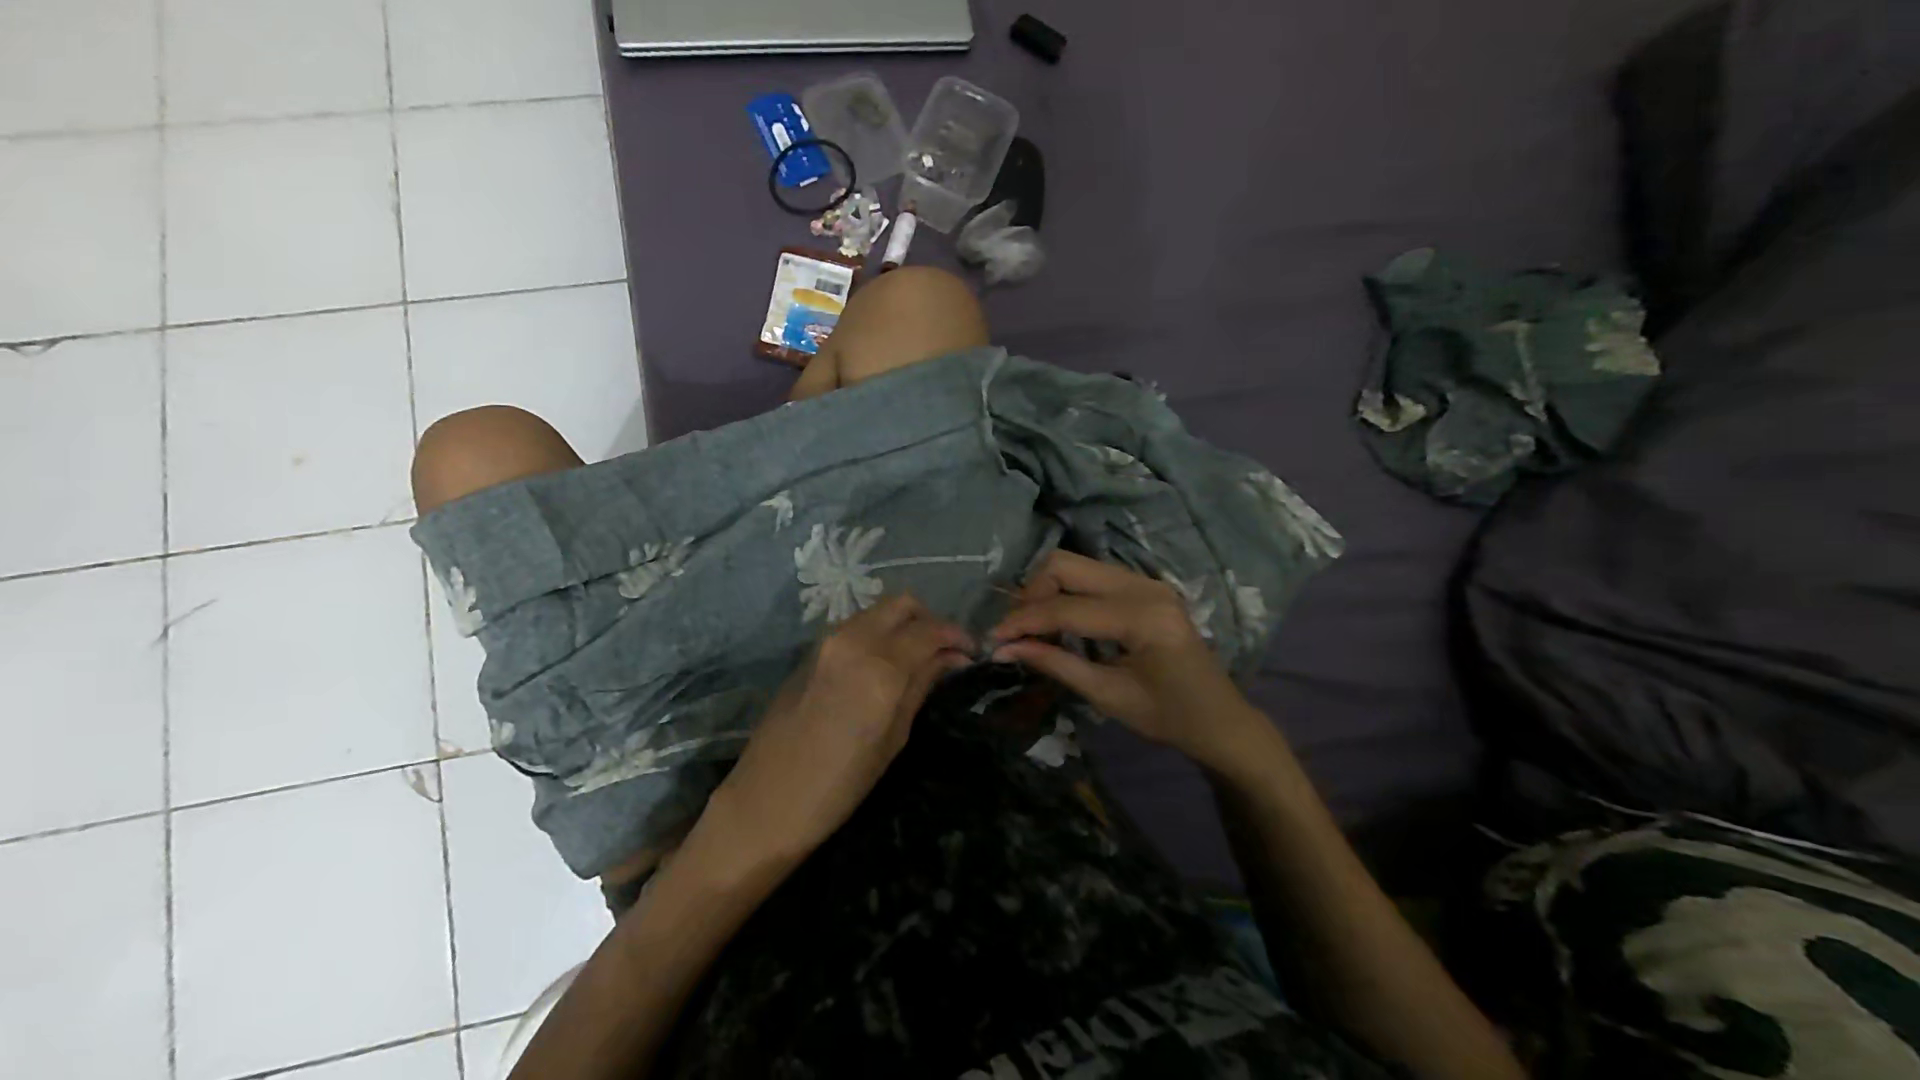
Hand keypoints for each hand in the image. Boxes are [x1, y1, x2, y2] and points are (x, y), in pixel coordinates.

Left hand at [706, 594, 972, 867]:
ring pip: (877, 611)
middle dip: (930, 621)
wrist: (768, 799)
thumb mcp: (894, 738)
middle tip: (945, 651)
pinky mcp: (811, 651)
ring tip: (918, 657)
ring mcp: (828, 642)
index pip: (930, 630)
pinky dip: (879, 633)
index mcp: (880, 667)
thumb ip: (921, 686)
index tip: (972, 652)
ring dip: (903, 624)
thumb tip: (950, 658)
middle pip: (903, 605)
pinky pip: (856, 626)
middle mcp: (854, 640)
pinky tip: (886, 663)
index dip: (957, 636)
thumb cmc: (841, 784)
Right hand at [990, 551, 1270, 772]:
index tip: (993, 638)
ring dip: (1046, 590)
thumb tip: (1005, 649)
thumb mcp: (1107, 696)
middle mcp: (1145, 586)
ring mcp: (1147, 581)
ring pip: (1076, 564)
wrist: (1220, 719)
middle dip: (1031, 593)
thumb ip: (1055, 664)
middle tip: (1015, 629)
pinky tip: (1058, 621)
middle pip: (1066, 564)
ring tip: (1031, 627)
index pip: (1066, 607)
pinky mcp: (1145, 585)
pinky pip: (1092, 575)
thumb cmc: (1168, 717)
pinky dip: (1067, 592)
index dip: (1023, 621)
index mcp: (1143, 617)